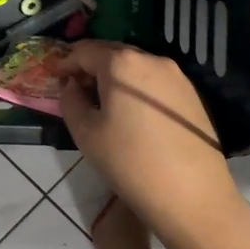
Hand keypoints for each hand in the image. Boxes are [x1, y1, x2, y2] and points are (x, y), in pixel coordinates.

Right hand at [59, 41, 241, 231]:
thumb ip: (70, 100)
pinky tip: (133, 113)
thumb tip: (71, 85)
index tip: (56, 79)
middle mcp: (151, 59)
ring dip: (115, 77)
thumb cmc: (130, 162)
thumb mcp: (85, 132)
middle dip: (90, 66)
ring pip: (135, 66)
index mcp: (121, 63)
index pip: (84, 51)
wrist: (193, 198)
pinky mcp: (192, 94)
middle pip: (112, 53)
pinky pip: (154, 80)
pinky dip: (137, 87)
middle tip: (77, 90)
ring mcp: (176, 75)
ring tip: (104, 103)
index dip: (66, 63)